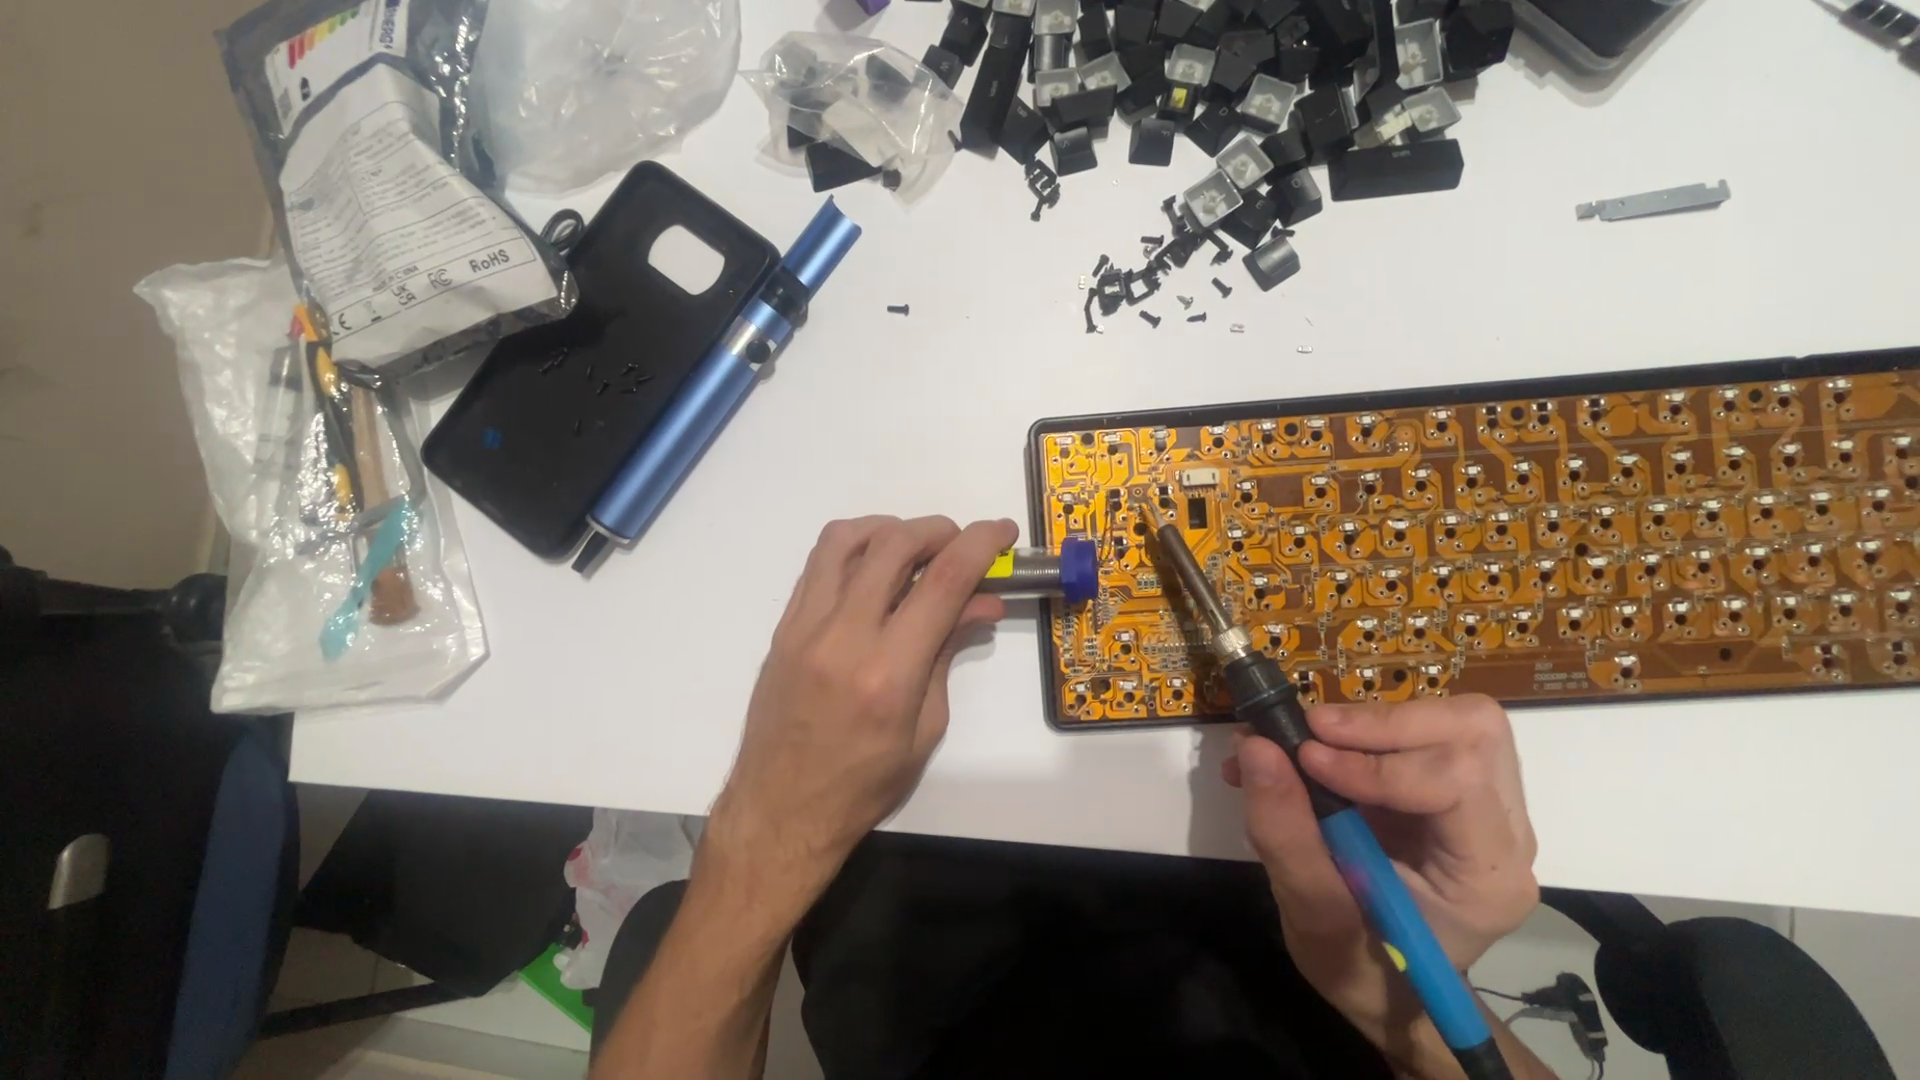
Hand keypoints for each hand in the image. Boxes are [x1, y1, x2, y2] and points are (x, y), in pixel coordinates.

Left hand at [707, 515, 1017, 893]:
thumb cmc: (864, 785)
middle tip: (962, 543)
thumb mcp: (925, 727)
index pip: (942, 583)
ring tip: (917, 546)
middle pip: (894, 545)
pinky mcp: (784, 627)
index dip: (981, 544)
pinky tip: (876, 564)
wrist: (781, 810)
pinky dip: (854, 546)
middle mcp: (842, 638)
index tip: (1003, 530)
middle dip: (940, 530)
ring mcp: (804, 628)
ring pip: (846, 540)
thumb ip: (948, 653)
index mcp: (888, 674)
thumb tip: (982, 601)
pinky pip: (818, 563)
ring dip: (891, 527)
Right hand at [1222, 695, 1538, 1062]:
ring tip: (1301, 743)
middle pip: (1472, 733)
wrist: (1388, 989)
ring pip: (1452, 721)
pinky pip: (1420, 733)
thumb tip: (1254, 746)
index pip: (1457, 782)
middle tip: (1308, 734)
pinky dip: (1359, 730)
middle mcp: (1504, 832)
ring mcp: (1485, 806)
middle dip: (1383, 722)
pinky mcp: (1450, 789)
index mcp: (1486, 875)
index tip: (1306, 760)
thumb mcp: (1312, 915)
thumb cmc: (1361, 967)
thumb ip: (1285, 833)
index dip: (1378, 763)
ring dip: (1371, 721)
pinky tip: (1304, 753)